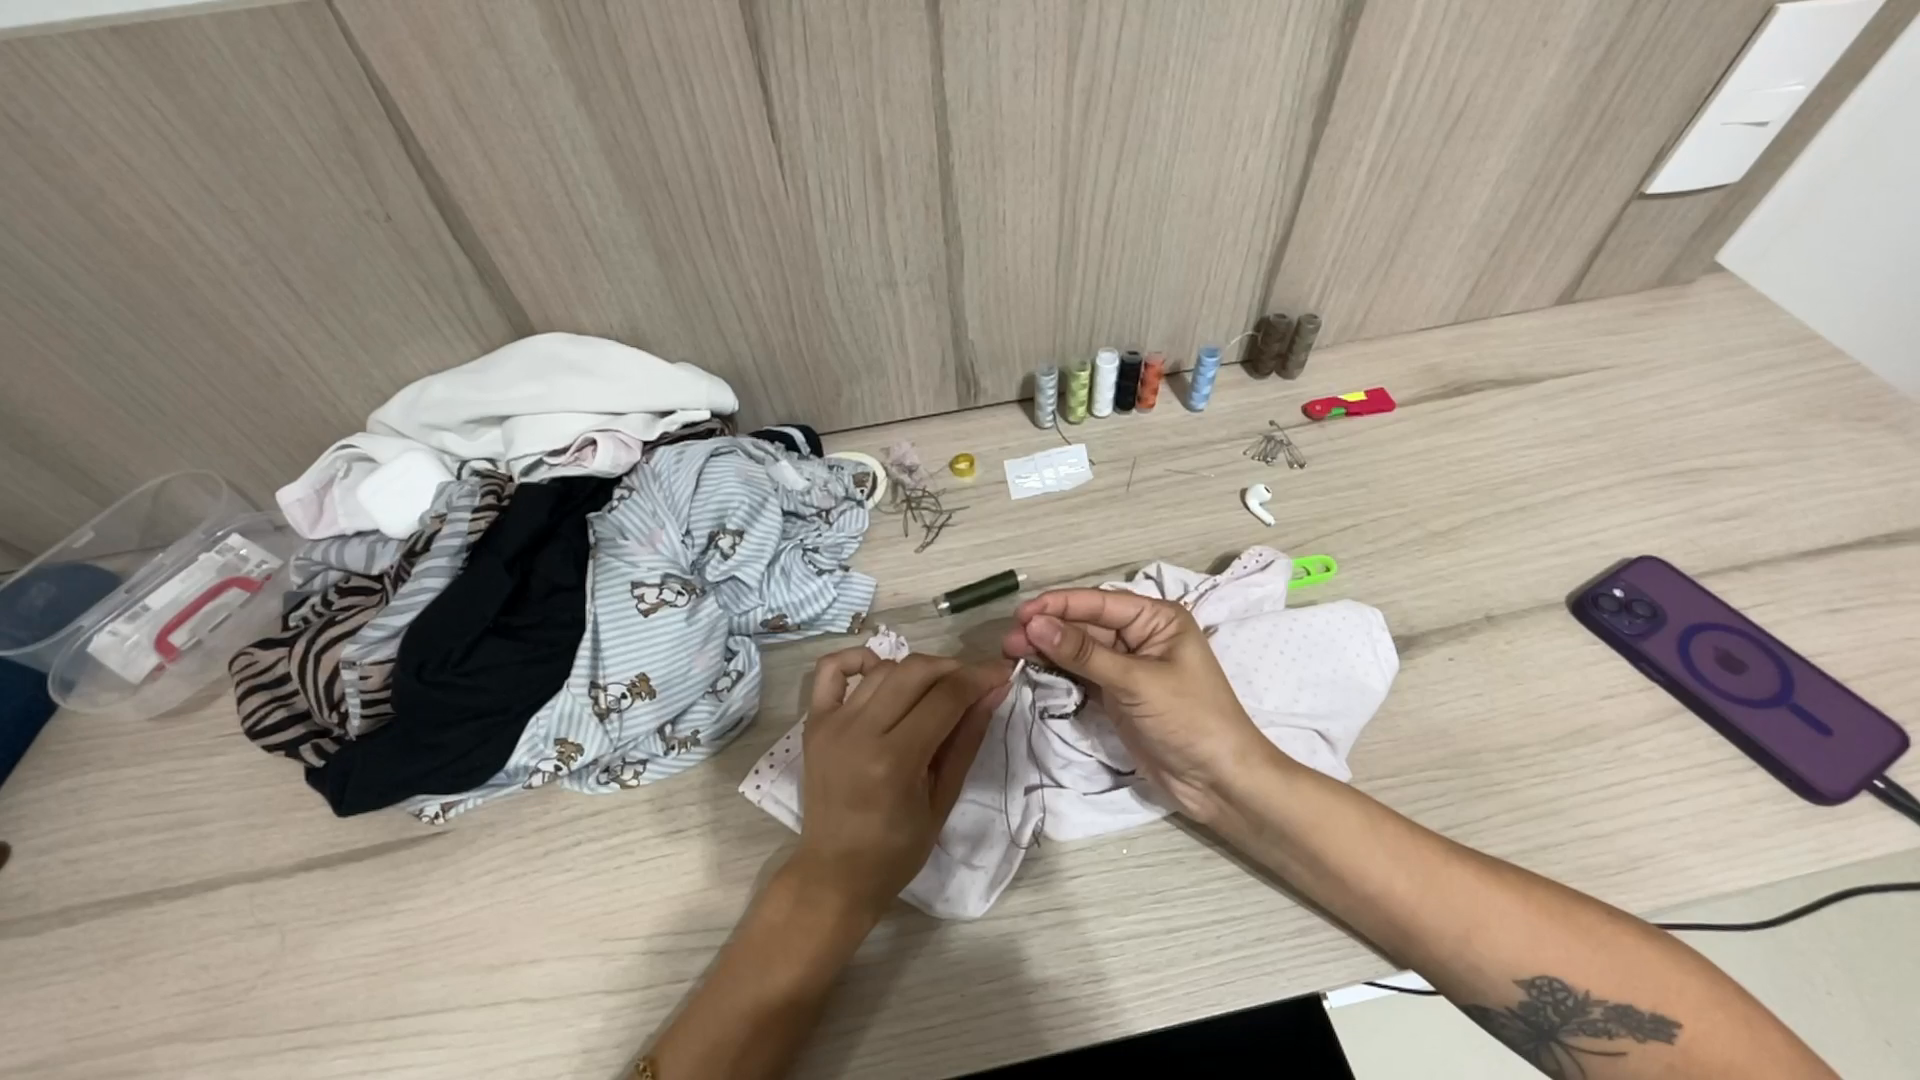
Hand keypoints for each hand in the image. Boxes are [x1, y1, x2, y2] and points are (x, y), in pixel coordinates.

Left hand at [791, 650, 1009, 921]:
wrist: (835, 873)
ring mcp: (832, 724)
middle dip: (953, 668)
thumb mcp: (943, 800)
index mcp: (895, 760)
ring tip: (934, 689)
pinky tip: (880, 669)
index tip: (1002, 673)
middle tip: (971, 684)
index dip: (980, 678)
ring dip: (917, 669)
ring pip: (883, 668)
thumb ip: (967, 741)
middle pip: (915, 671)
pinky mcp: (814, 722)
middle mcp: (860, 732)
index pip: (946, 697)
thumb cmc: (896, 850)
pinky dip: (858, 659)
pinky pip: (830, 670)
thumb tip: (992, 692)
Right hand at [1002, 589, 1283, 823]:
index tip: (1021, 614)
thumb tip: (1036, 624)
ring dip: (1048, 651)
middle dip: (1048, 630)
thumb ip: (1083, 654)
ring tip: (1011, 654)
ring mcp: (1128, 667)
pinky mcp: (1118, 694)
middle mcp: (1142, 636)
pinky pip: (1082, 674)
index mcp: (1157, 620)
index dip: (1059, 606)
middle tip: (1008, 641)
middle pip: (1086, 625)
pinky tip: (1032, 669)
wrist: (1218, 781)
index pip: (1099, 603)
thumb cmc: (1189, 720)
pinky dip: (1059, 672)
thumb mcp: (1135, 682)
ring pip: (1080, 650)